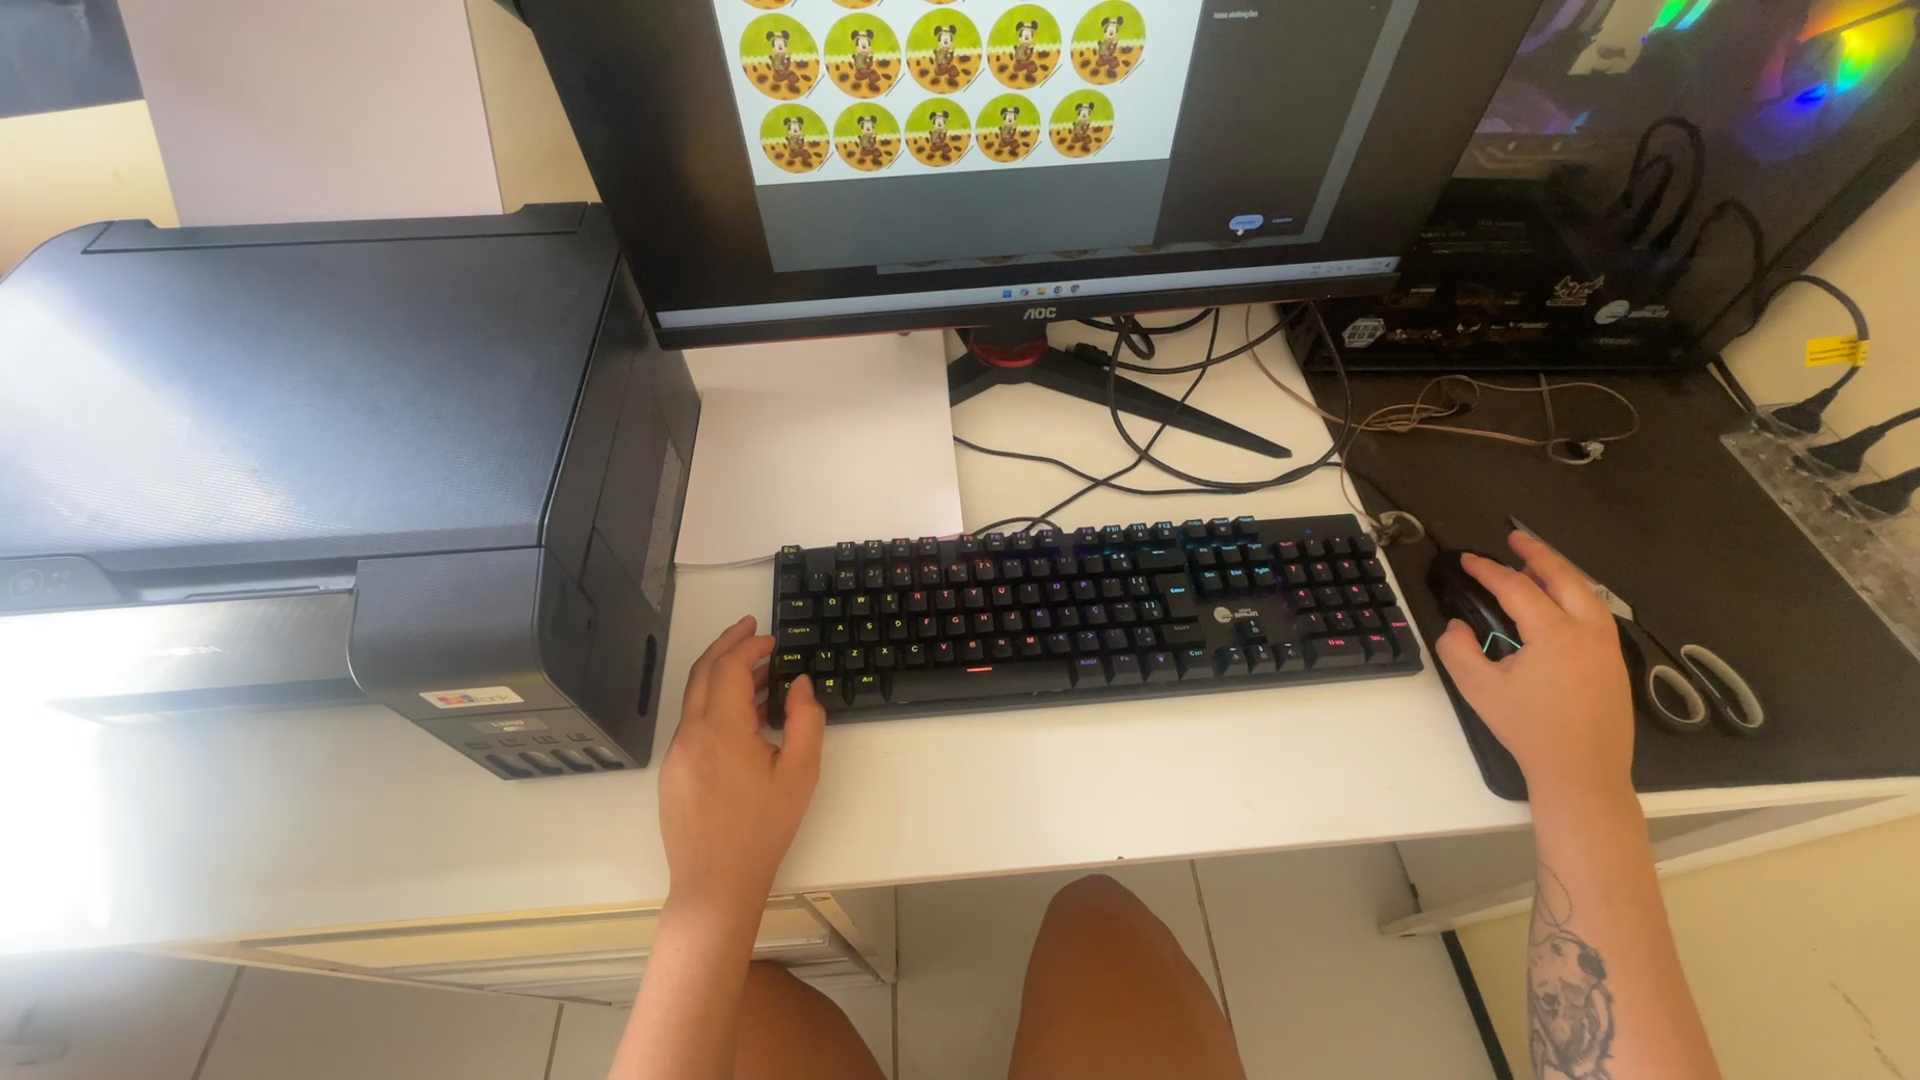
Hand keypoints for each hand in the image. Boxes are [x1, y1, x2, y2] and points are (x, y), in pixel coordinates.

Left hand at [658, 616, 826, 912]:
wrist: (715, 883)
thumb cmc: (763, 830)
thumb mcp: (800, 774)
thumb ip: (806, 720)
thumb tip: (799, 685)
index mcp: (721, 731)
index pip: (729, 668)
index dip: (749, 646)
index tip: (771, 639)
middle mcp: (691, 735)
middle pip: (703, 672)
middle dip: (728, 644)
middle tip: (752, 629)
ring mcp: (676, 753)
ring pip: (695, 697)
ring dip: (722, 674)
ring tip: (758, 672)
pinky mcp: (673, 770)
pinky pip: (693, 722)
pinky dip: (715, 703)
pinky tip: (743, 716)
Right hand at [1434, 531, 1634, 802]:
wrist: (1583, 770)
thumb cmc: (1529, 729)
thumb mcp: (1478, 689)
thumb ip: (1457, 649)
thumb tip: (1457, 626)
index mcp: (1554, 634)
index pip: (1517, 588)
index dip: (1488, 570)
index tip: (1466, 560)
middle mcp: (1588, 632)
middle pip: (1566, 578)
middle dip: (1539, 554)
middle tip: (1516, 538)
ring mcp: (1608, 647)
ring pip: (1587, 594)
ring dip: (1561, 572)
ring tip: (1536, 565)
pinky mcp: (1615, 662)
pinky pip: (1596, 613)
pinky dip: (1575, 595)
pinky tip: (1560, 602)